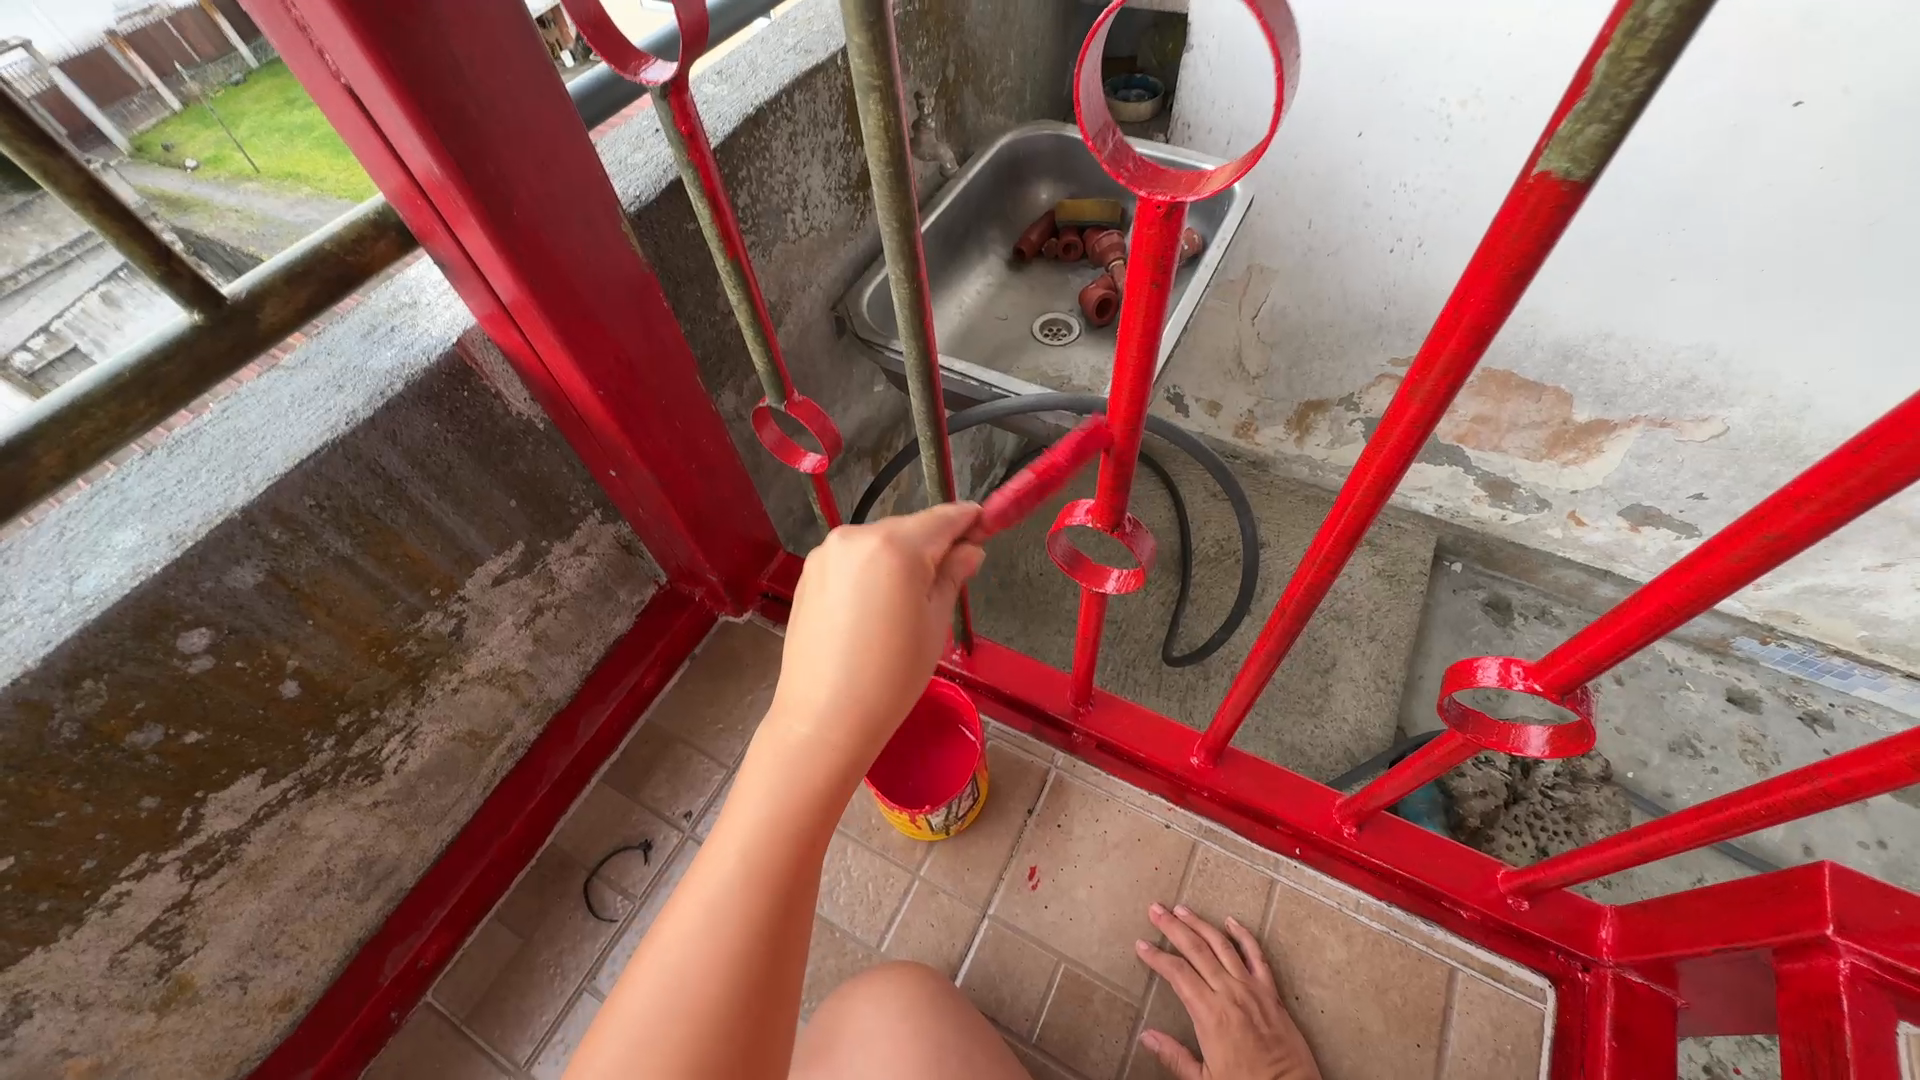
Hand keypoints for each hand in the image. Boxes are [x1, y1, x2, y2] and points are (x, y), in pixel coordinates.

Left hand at [767, 502, 985, 772]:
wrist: (824, 716)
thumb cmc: (892, 676)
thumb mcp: (935, 623)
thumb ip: (952, 575)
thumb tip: (969, 550)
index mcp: (895, 546)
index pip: (943, 518)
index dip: (969, 520)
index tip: (986, 525)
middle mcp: (856, 536)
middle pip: (909, 529)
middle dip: (932, 546)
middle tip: (950, 579)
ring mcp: (827, 554)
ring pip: (879, 543)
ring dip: (900, 559)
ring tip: (907, 604)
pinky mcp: (809, 573)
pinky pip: (854, 560)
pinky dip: (871, 572)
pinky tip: (875, 610)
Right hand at [1135, 904, 1321, 1079]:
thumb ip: (1174, 1056)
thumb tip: (1147, 1037)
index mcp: (1210, 1014)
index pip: (1176, 973)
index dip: (1156, 957)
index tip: (1141, 945)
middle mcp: (1230, 993)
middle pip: (1196, 949)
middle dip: (1173, 927)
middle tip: (1156, 910)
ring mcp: (1252, 990)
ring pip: (1221, 945)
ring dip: (1200, 924)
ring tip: (1182, 909)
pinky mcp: (1271, 993)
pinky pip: (1256, 956)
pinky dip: (1244, 935)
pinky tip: (1231, 922)